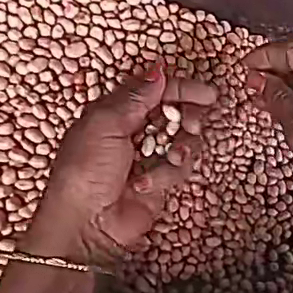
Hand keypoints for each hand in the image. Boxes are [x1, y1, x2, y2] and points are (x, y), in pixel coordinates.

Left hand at [22, 69, 215, 262]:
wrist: (87, 222)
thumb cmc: (85, 171)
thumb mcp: (105, 124)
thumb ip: (136, 97)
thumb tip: (159, 70)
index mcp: (115, 111)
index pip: (156, 90)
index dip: (182, 89)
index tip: (207, 94)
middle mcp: (135, 131)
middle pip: (176, 113)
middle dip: (188, 118)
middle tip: (192, 126)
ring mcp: (149, 156)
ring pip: (184, 141)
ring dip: (181, 148)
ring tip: (172, 157)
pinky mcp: (161, 180)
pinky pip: (180, 168)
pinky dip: (168, 174)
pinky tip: (148, 183)